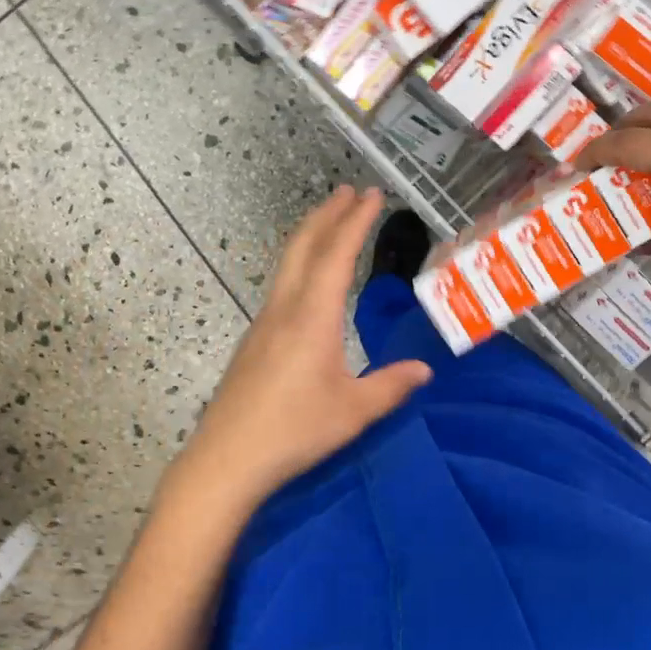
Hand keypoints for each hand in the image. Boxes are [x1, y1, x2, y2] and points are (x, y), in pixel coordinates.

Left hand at [178, 186, 431, 506]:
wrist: (227, 458)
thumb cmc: (294, 431)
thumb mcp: (354, 412)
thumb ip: (390, 386)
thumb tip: (423, 370)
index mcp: (312, 317)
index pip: (336, 254)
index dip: (355, 221)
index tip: (371, 194)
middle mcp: (284, 309)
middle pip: (303, 247)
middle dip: (327, 215)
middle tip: (348, 192)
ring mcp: (262, 324)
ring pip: (287, 265)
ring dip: (310, 237)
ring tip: (329, 225)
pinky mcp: (252, 342)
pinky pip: (279, 287)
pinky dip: (299, 265)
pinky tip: (306, 284)